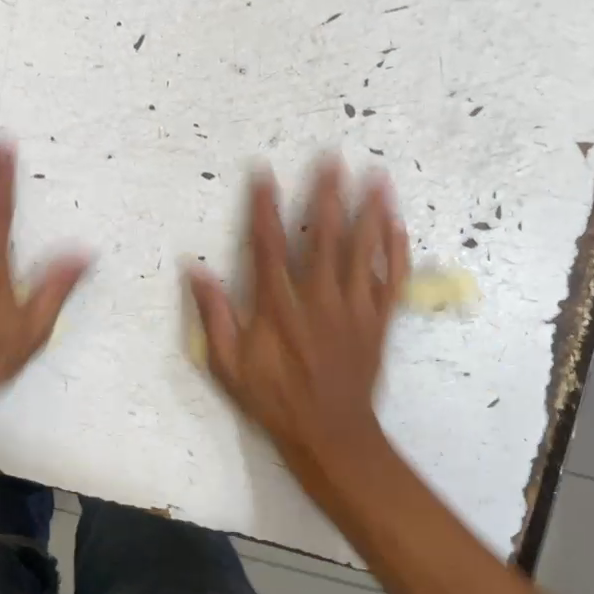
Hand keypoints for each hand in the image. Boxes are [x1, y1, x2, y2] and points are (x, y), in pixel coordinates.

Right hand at [188, 156, 409, 492]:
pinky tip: (397, 225)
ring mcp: (354, 309)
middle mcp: (319, 299)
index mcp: (279, 306)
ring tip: (377, 176)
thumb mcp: (227, 364)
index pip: (269, 245)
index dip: (265, 207)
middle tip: (333, 158)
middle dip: (327, 194)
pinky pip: (390, 280)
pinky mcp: (378, 322)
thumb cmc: (273, 398)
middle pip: (325, 237)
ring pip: (363, 251)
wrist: (330, 435)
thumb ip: (214, 315)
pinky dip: (395, 251)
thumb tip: (196, 270)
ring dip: (370, 211)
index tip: (264, 173)